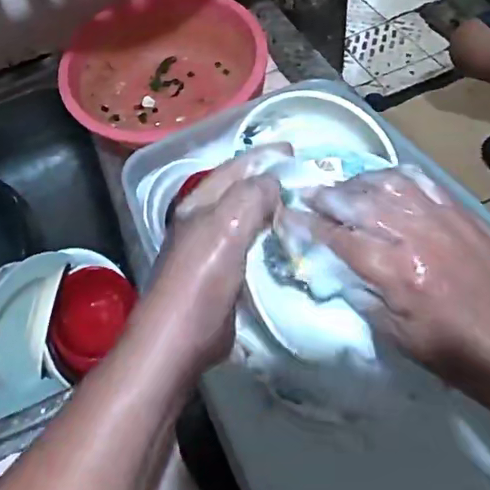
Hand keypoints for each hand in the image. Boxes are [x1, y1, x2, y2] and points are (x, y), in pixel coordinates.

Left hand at [146, 146, 287, 371]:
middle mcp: (201, 220)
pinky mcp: (221, 274)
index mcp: (199, 204)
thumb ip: (248, 199)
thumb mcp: (224, 230)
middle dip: (270, 180)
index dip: (263, 157)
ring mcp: (210, 247)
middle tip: (310, 180)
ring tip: (307, 207)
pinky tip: (293, 244)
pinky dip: (271, 238)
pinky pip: (251, 244)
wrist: (180, 337)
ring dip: (272, 209)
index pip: (234, 168)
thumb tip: (271, 180)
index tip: (297, 152)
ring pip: (245, 217)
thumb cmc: (199, 280)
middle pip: (239, 190)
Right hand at [301, 167, 489, 420]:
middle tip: (306, 198)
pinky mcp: (464, 216)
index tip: (286, 217)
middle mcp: (414, 237)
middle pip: (355, 200)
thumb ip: (359, 295)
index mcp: (396, 272)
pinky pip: (421, 182)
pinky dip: (394, 176)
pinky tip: (382, 182)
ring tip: (341, 189)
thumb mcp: (397, 338)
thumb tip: (330, 267)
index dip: (305, 225)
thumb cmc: (460, 357)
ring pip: (385, 183)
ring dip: (355, 182)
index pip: (335, 236)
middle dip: (324, 197)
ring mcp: (442, 221)